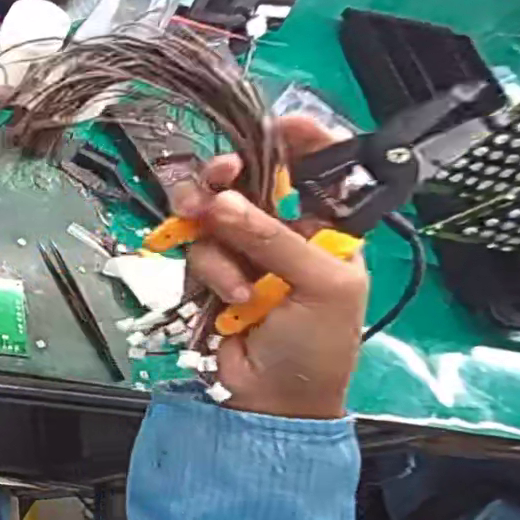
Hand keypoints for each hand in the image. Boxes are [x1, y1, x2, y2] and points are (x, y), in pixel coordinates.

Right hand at [173, 116, 367, 419]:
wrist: (270, 395)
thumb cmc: (316, 343)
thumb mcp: (320, 286)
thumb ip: (274, 240)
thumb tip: (223, 202)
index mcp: (326, 228)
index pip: (317, 171)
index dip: (303, 142)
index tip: (279, 124)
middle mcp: (277, 231)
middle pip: (246, 184)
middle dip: (227, 180)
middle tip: (213, 179)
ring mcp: (236, 251)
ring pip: (209, 216)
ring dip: (212, 238)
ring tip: (226, 272)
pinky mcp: (204, 271)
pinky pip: (193, 249)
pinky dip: (206, 270)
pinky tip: (227, 297)